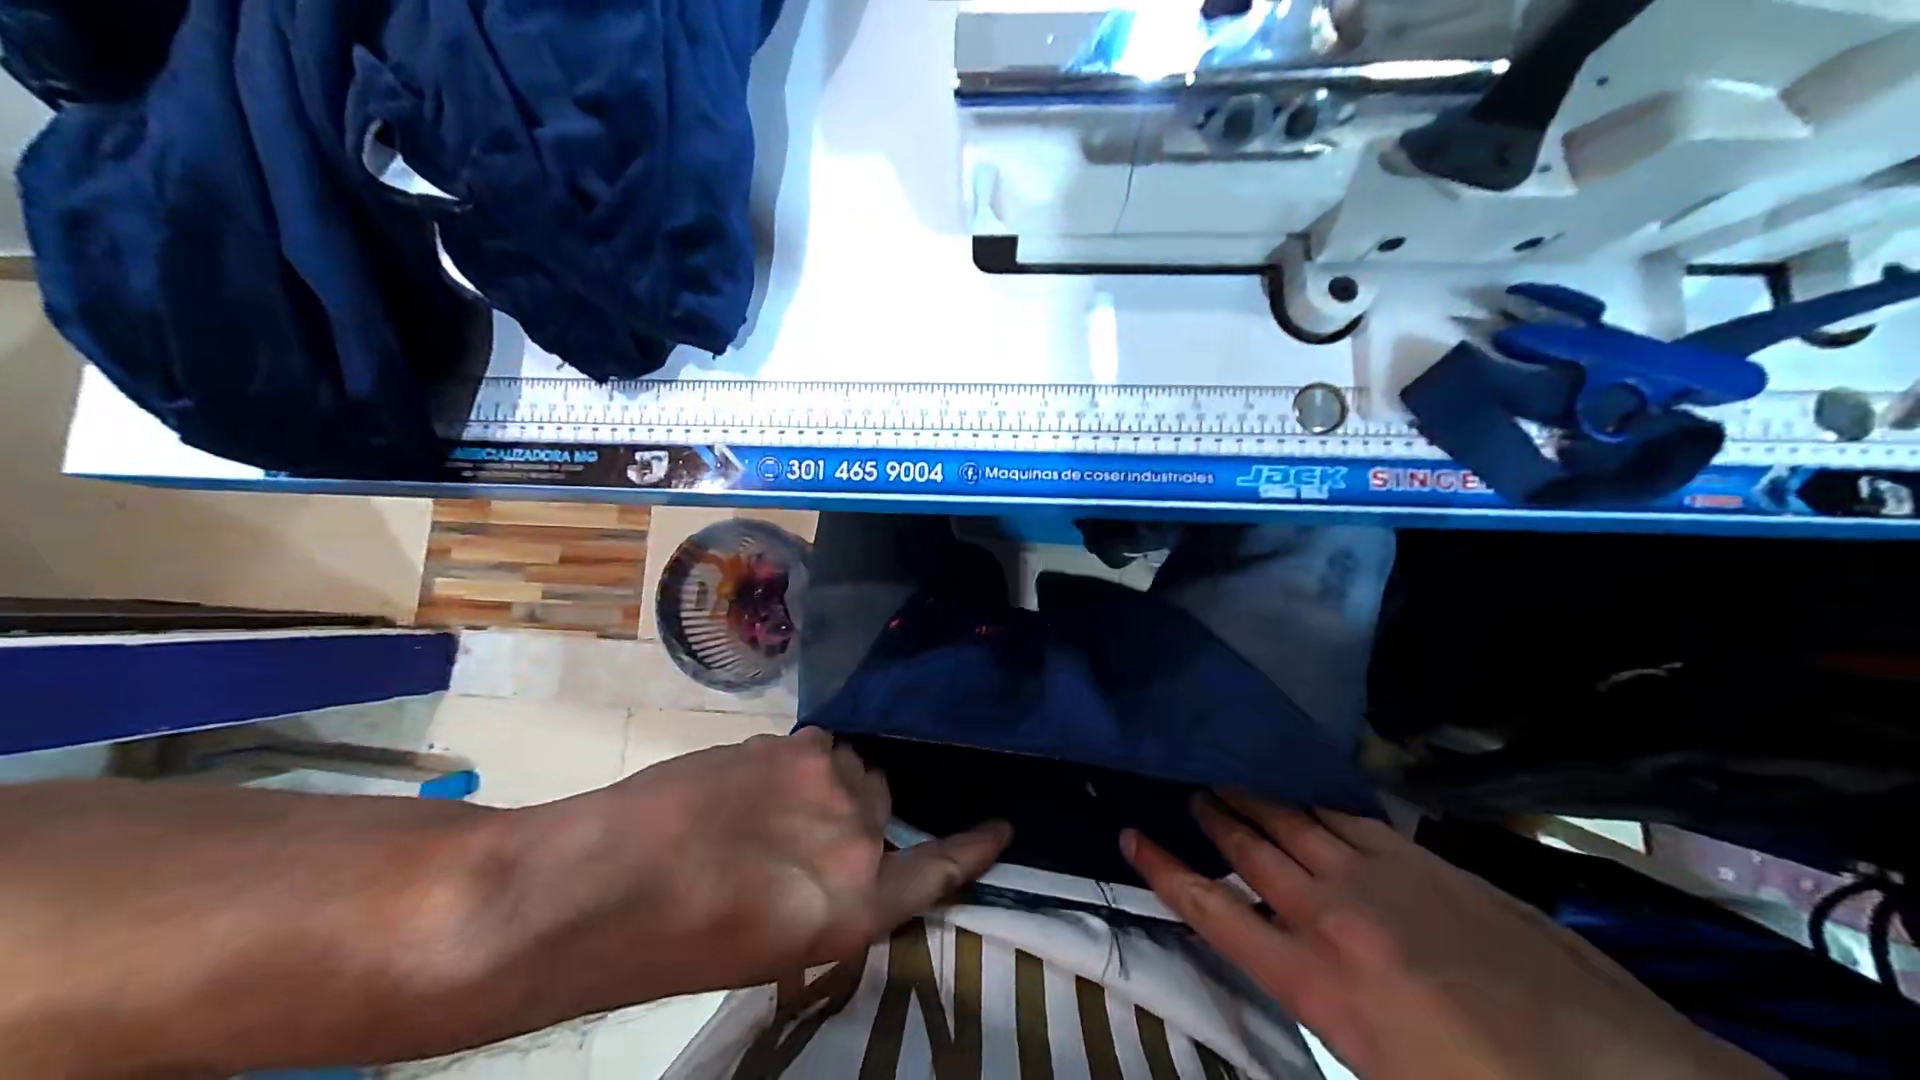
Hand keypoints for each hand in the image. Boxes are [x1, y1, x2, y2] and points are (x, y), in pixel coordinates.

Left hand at [502, 728, 1011, 1006]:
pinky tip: (754, 780)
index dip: (974, 848)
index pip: (938, 869)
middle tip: (804, 828)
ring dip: (825, 782)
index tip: (1003, 826)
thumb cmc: (678, 943)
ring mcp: (830, 785)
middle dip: (855, 813)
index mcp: (856, 909)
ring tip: (770, 803)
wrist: (603, 884)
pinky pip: (817, 746)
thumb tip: (837, 857)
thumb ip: (826, 895)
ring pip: (850, 767)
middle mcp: (859, 841)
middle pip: (884, 803)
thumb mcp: (772, 945)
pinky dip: (797, 761)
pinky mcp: (794, 747)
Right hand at [1121, 793, 1779, 1079]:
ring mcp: (1381, 876)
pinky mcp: (1425, 860)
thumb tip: (1289, 971)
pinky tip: (1309, 797)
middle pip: (1250, 848)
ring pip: (1295, 821)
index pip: (1213, 909)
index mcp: (1316, 978)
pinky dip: (1318, 804)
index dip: (1164, 870)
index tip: (1129, 835)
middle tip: (1188, 792)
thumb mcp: (1377, 1072)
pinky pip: (1351, 817)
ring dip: (1256, 801)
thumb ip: (1323, 1012)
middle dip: (1212, 818)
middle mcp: (1333, 913)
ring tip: (1229, 782)